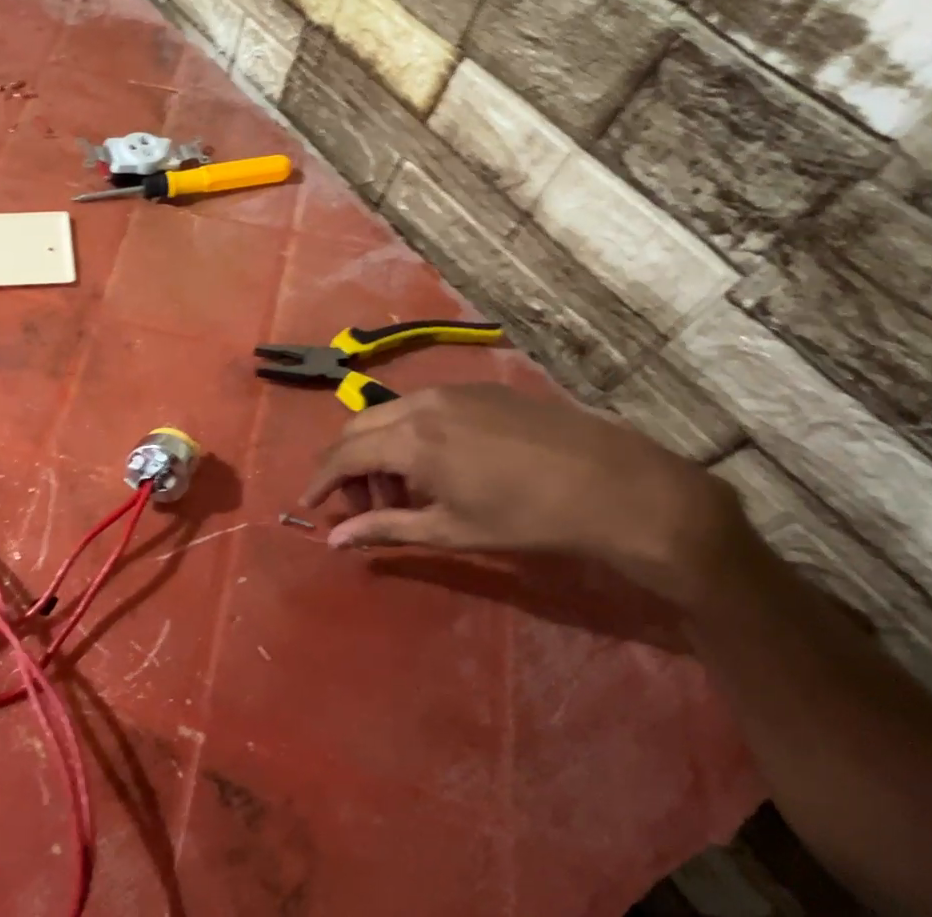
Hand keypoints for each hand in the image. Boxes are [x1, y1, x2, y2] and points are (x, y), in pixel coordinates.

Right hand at [302, 383, 754, 610]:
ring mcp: (454, 392)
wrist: (619, 488)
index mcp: (410, 441)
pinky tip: (440, 468)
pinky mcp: (482, 390)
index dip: (321, 481)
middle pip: (358, 428)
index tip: (312, 506)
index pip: (343, 455)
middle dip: (349, 466)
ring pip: (389, 414)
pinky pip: (423, 408)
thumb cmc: (529, 519)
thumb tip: (334, 541)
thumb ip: (385, 529)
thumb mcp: (451, 531)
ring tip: (407, 492)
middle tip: (365, 505)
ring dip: (379, 449)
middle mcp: (422, 405)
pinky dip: (410, 434)